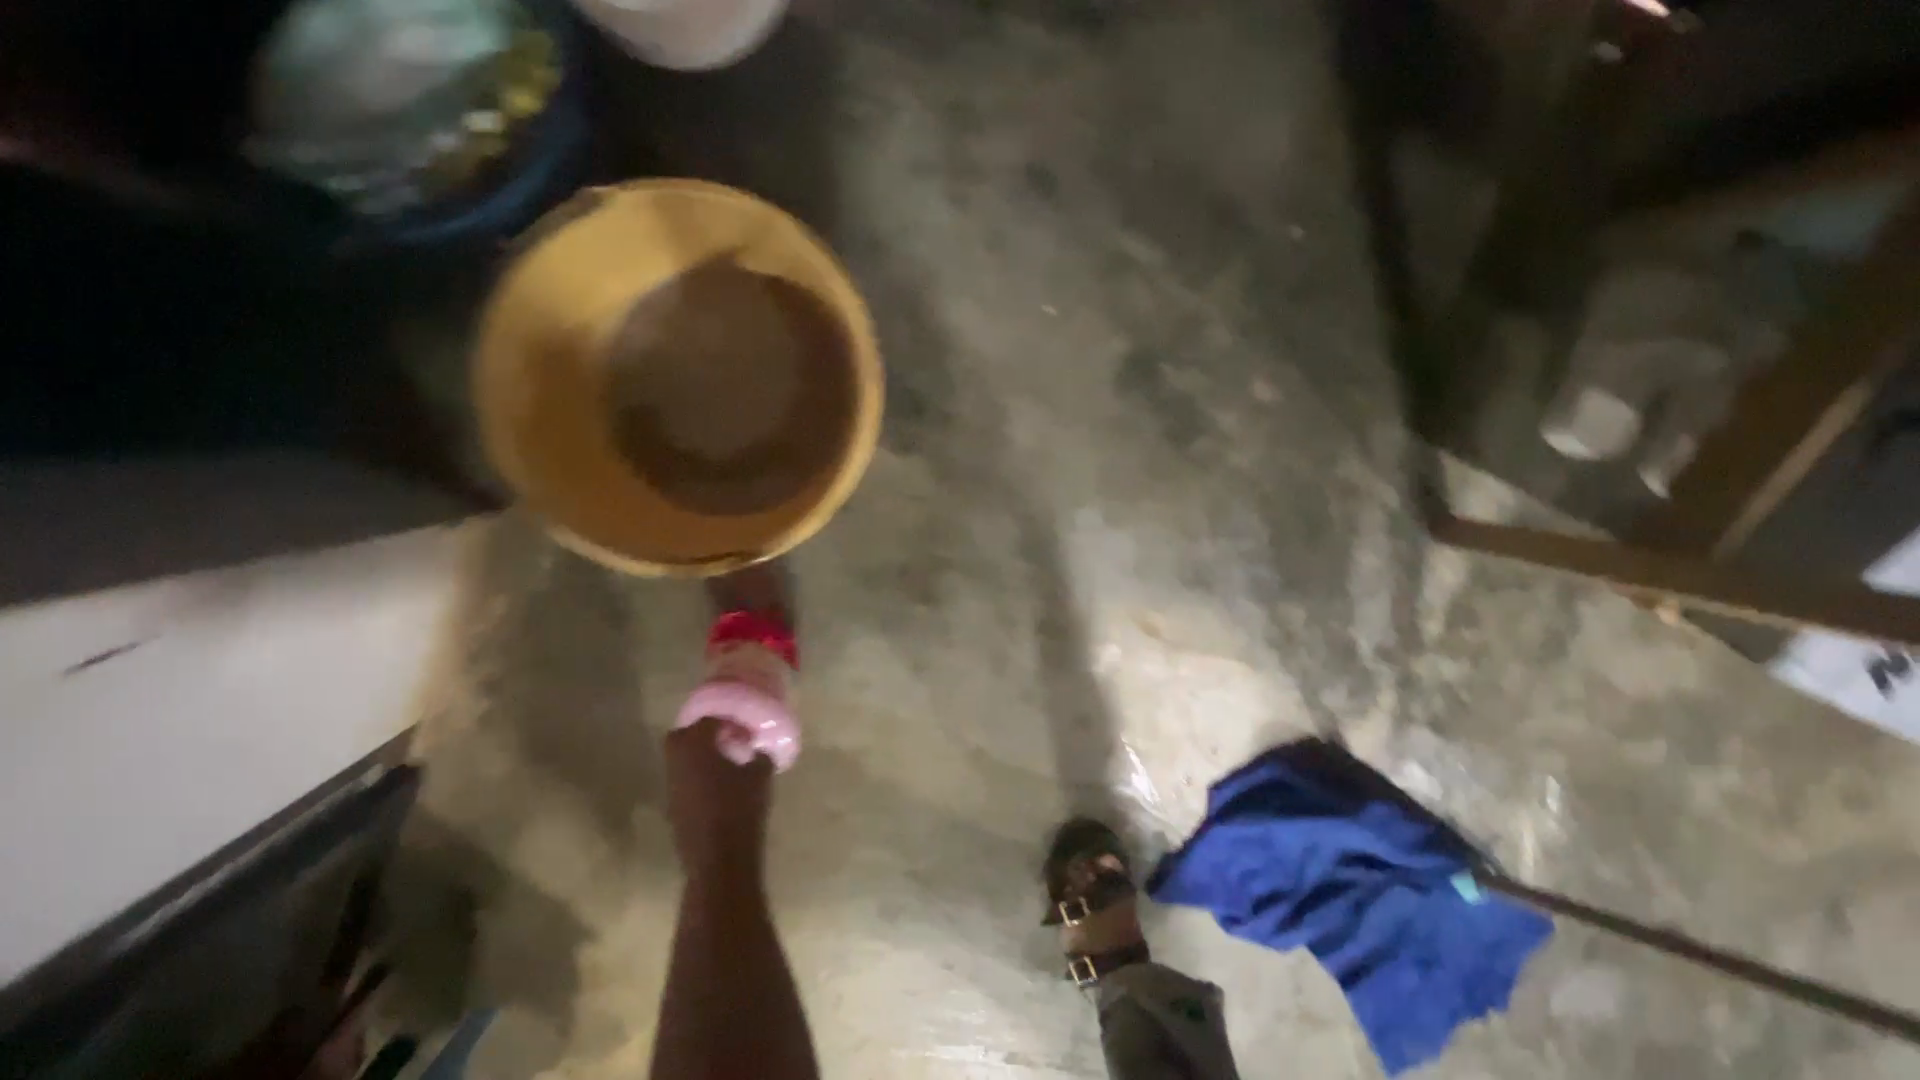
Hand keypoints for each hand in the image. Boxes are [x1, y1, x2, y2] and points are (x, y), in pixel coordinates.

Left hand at [664, 718, 773, 884]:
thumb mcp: (760, 777)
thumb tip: (760, 747)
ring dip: (698, 757)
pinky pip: (682, 781)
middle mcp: (676, 761)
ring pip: (680, 759)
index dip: (727, 720)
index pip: (707, 719)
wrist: (719, 860)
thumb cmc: (740, 809)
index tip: (744, 729)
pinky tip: (718, 788)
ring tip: (725, 764)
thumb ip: (760, 756)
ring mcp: (671, 786)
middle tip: (728, 740)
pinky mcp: (672, 807)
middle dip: (703, 734)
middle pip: (684, 735)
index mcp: (696, 746)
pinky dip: (696, 777)